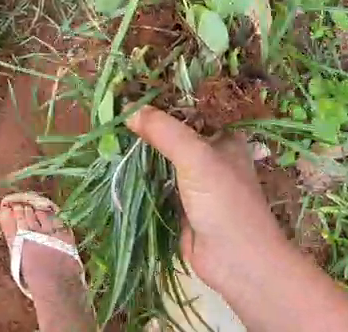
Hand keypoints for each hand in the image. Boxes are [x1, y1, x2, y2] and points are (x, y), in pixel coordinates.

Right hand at [125, 107, 292, 289]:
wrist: (237, 264)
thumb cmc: (225, 202)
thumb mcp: (196, 156)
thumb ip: (164, 130)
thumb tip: (127, 109)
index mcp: (223, 134)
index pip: (192, 104)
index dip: (166, 94)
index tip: (134, 83)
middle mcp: (210, 152)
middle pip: (174, 129)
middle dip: (149, 120)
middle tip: (115, 103)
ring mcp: (194, 178)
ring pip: (163, 154)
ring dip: (142, 145)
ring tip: (110, 123)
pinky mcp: (180, 201)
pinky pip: (156, 178)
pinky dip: (139, 170)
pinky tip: (117, 156)